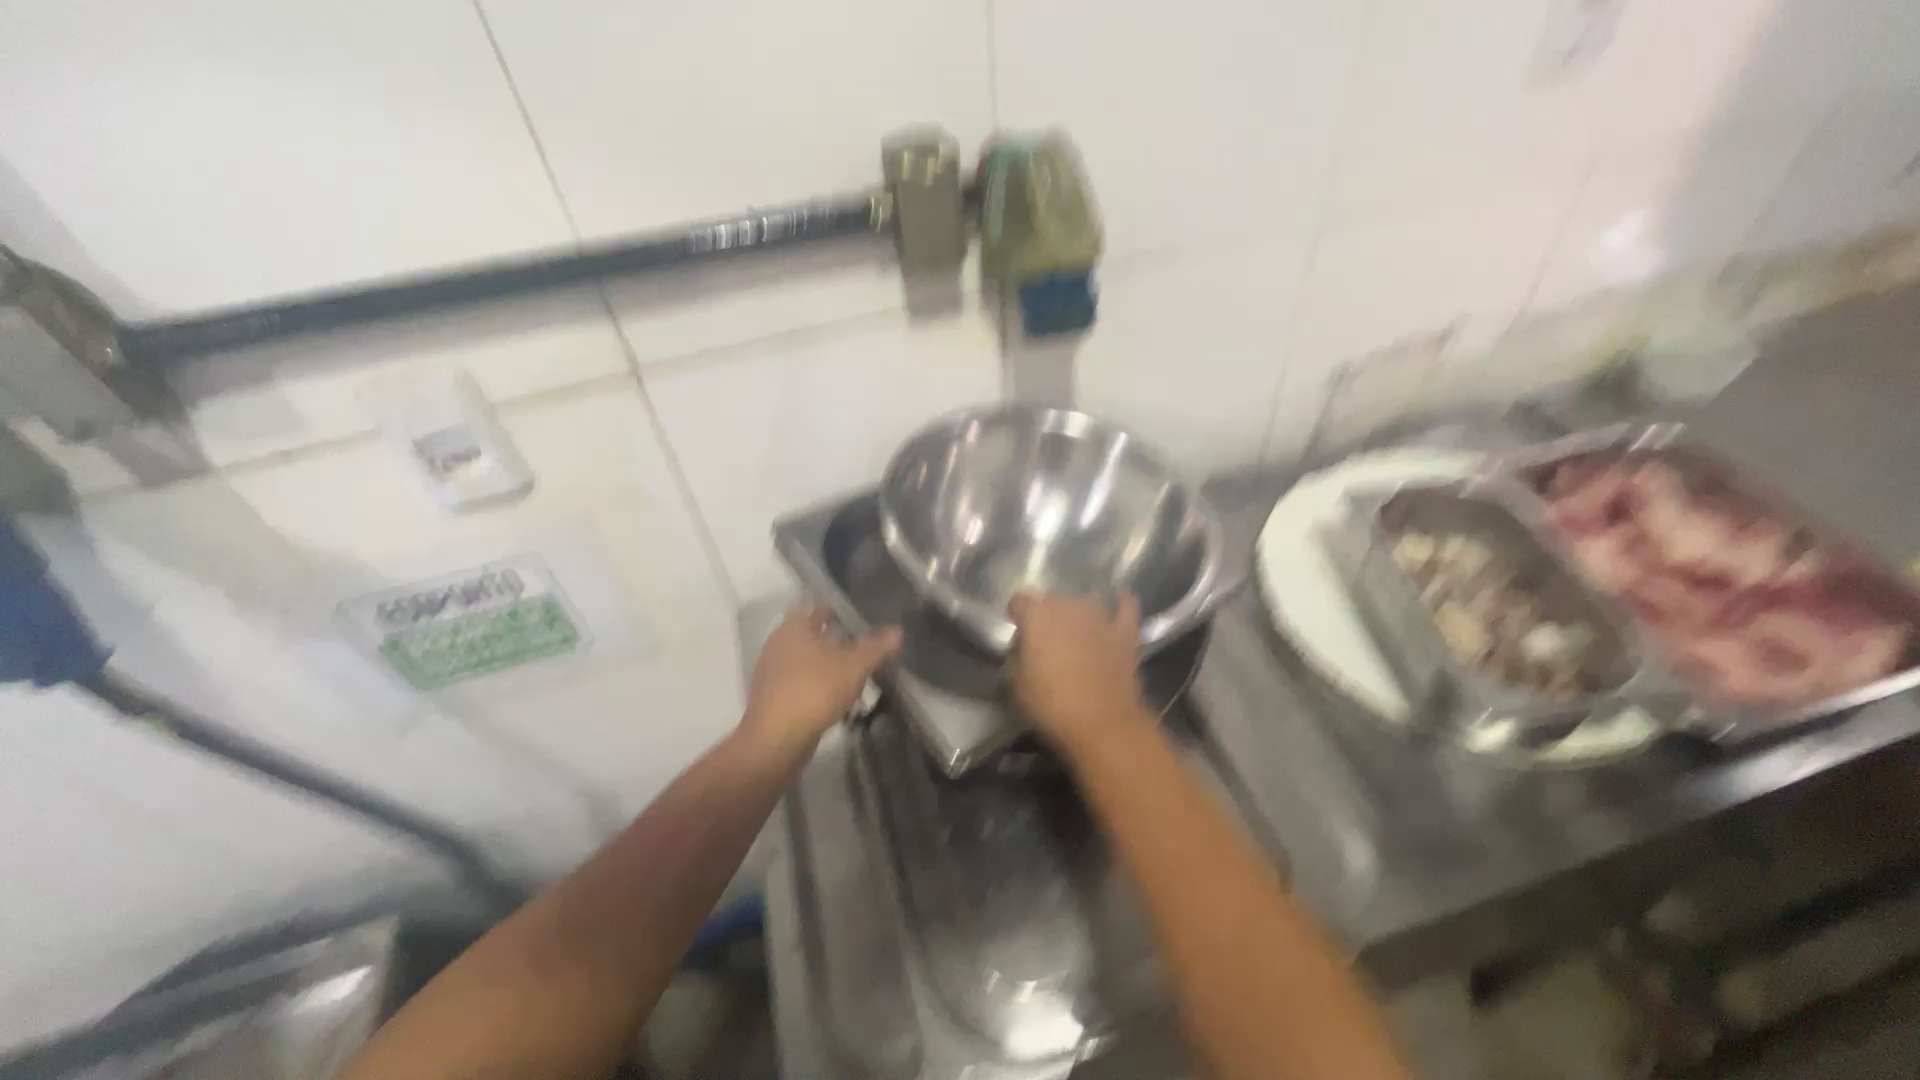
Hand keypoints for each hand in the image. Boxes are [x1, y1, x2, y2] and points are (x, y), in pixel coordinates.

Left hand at [743, 605, 900, 754]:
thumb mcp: (854, 667)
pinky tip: (841, 703)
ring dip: (830, 668)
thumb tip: (897, 631)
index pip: (816, 608)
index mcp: (794, 628)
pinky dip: (821, 688)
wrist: (776, 741)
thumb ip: (877, 647)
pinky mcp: (774, 699)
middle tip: (865, 649)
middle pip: (812, 636)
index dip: (837, 611)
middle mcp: (779, 645)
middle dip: (838, 642)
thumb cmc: (815, 691)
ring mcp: (773, 674)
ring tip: (858, 677)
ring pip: (808, 662)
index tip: (860, 619)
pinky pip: (803, 685)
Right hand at [1007, 592, 1149, 747]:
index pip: (1020, 600)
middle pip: (1053, 599)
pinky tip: (1120, 599)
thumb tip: (1024, 650)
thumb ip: (1017, 658)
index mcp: (1037, 616)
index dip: (1016, 612)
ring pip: (1085, 602)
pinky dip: (1122, 603)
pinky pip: (1126, 608)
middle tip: (1043, 638)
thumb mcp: (1015, 685)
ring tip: (1073, 630)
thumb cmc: (1051, 706)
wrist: (1102, 723)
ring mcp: (1100, 618)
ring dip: (1077, 612)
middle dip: (1046, 614)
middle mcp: (1069, 607)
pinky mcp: (1124, 634)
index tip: (1014, 626)